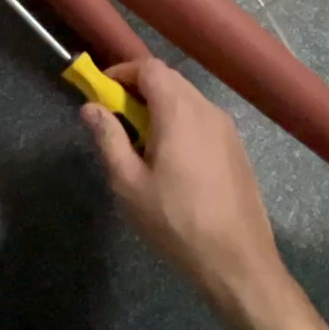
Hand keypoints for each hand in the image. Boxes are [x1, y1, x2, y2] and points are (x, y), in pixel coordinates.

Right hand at [81, 59, 287, 305]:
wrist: (238, 262)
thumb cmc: (175, 221)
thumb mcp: (128, 183)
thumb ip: (108, 137)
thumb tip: (90, 108)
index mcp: (179, 112)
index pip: (149, 68)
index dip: (121, 73)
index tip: (100, 93)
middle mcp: (207, 110)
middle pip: (168, 79)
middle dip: (137, 90)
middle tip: (115, 118)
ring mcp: (227, 129)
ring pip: (186, 99)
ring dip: (158, 107)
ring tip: (139, 143)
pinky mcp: (236, 149)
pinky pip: (201, 119)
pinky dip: (179, 122)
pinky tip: (169, 160)